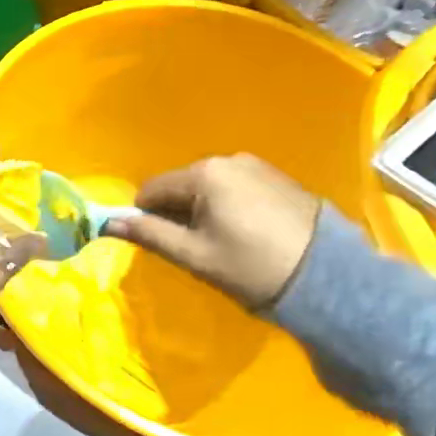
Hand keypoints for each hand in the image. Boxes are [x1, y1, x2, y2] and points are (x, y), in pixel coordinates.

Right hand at [106, 154, 319, 307]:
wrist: (327, 276)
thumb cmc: (251, 267)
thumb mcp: (194, 255)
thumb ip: (150, 234)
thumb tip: (108, 221)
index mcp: (204, 173)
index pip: (153, 189)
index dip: (145, 216)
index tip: (158, 244)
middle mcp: (228, 159)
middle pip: (182, 185)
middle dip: (177, 213)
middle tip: (192, 250)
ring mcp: (256, 165)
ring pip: (209, 187)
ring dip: (203, 211)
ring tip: (222, 245)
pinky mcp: (277, 177)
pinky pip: (235, 187)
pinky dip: (228, 207)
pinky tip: (245, 234)